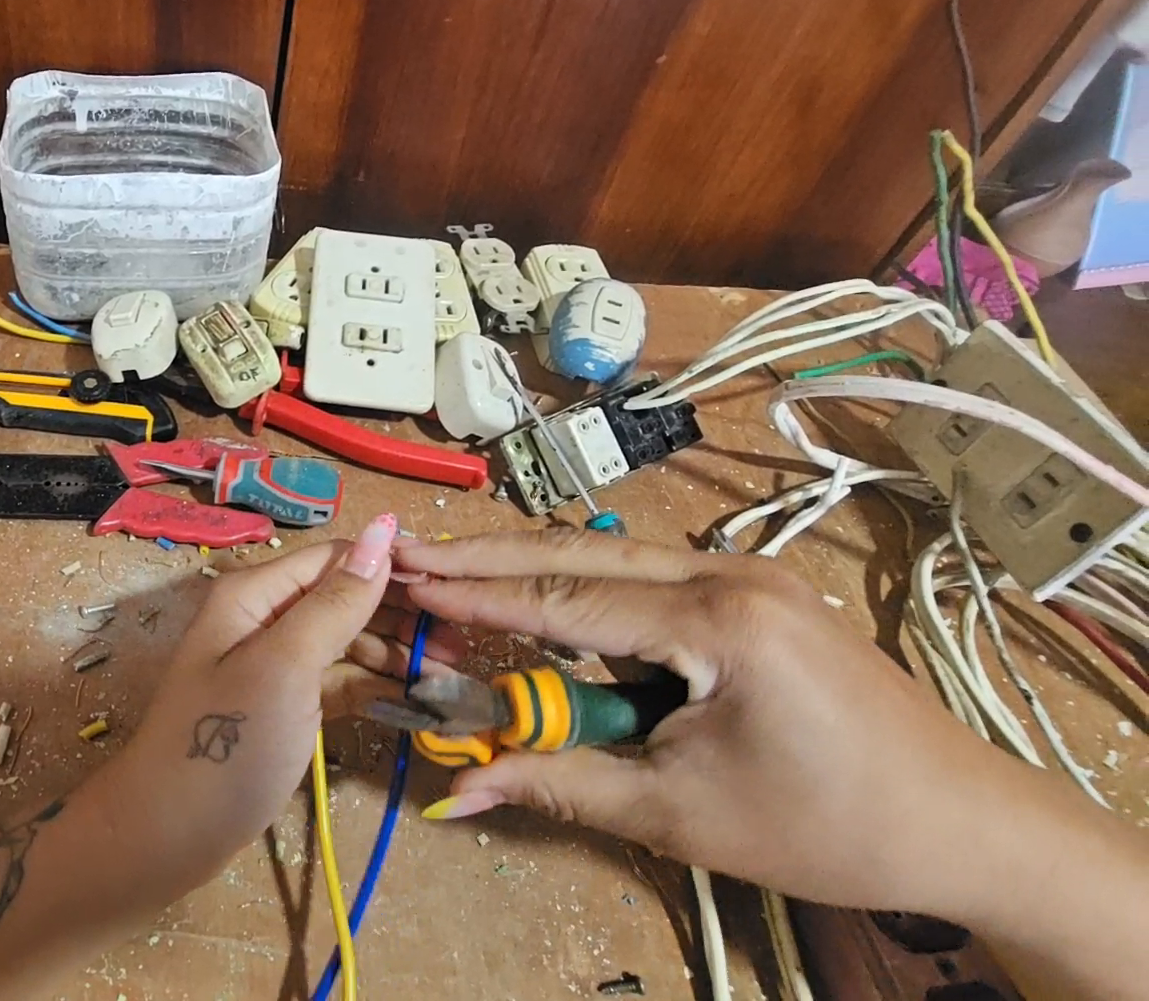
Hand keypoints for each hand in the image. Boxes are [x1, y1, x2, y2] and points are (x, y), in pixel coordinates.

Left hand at [86, 514, 460, 896]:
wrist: (170, 833)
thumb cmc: (227, 741)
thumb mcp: (285, 664)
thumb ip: (336, 601)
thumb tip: (382, 531)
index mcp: (255, 594)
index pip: (333, 558)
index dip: (389, 566)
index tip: (451, 589)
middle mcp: (264, 619)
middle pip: (341, 598)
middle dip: (397, 614)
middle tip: (458, 644)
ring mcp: (274, 665)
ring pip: (344, 642)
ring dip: (392, 654)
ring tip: (448, 677)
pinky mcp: (285, 706)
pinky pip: (336, 682)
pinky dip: (372, 688)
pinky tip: (415, 700)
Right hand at [390, 528, 1049, 918]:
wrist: (973, 827)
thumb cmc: (829, 828)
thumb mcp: (678, 814)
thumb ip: (555, 783)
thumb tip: (455, 790)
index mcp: (719, 621)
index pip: (564, 601)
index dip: (477, 595)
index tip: (407, 582)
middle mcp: (727, 573)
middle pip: (575, 552)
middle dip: (485, 554)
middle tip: (409, 552)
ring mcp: (740, 573)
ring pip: (604, 554)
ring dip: (525, 563)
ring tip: (450, 567)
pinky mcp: (745, 590)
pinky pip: (637, 574)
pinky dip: (573, 584)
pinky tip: (531, 593)